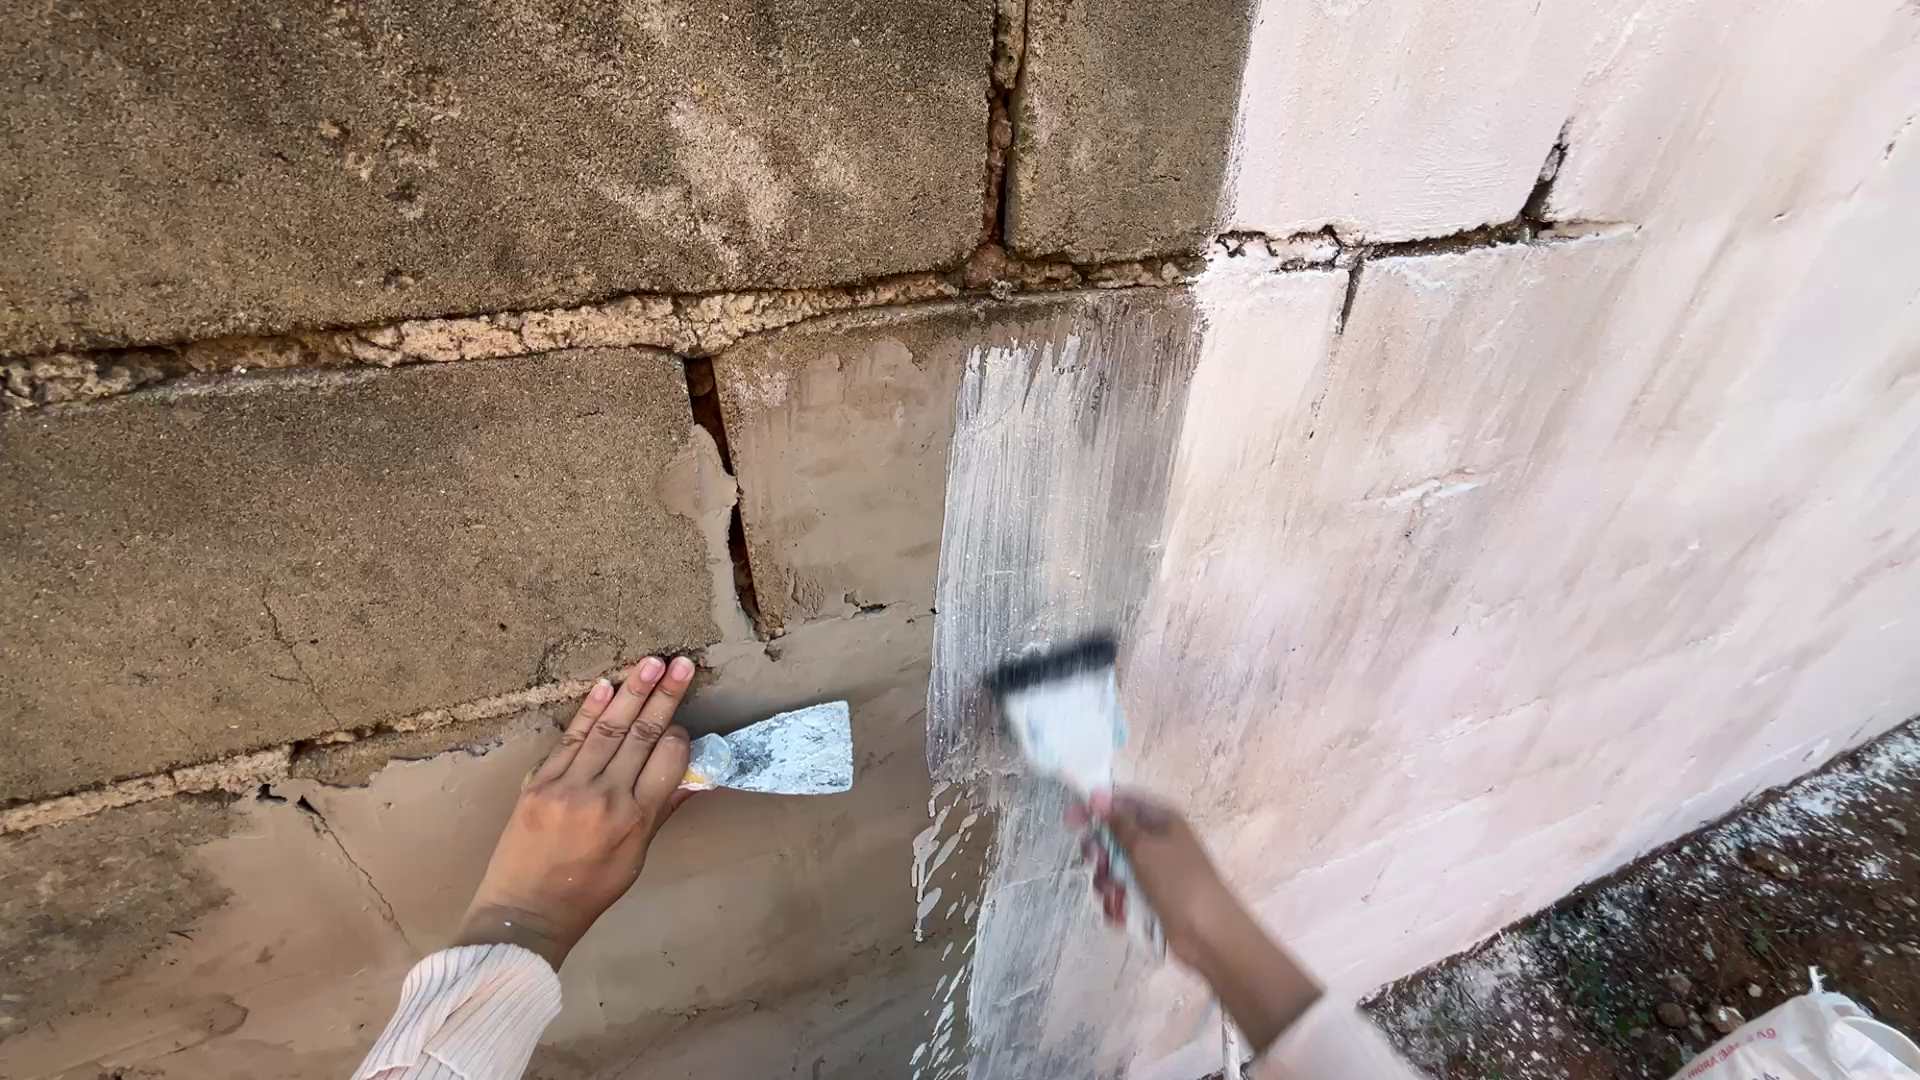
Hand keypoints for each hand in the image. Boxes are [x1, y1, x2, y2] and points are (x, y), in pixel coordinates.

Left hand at [451, 655, 697, 969]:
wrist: (521, 916)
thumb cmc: (589, 891)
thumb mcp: (637, 857)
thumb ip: (662, 811)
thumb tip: (693, 778)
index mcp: (636, 818)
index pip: (668, 759)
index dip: (679, 736)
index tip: (682, 724)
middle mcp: (605, 797)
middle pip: (642, 734)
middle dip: (665, 695)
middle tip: (682, 662)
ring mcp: (569, 786)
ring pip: (609, 728)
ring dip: (633, 690)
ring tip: (652, 661)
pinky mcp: (539, 783)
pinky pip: (570, 738)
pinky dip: (590, 710)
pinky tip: (607, 685)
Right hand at [1073, 791, 1238, 967]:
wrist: (1210, 937)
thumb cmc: (1179, 882)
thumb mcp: (1145, 848)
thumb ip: (1117, 823)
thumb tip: (1097, 796)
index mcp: (1161, 820)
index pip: (1121, 803)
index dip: (1095, 809)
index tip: (1071, 822)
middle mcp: (1156, 842)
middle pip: (1113, 837)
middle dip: (1100, 853)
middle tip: (1097, 863)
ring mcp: (1153, 872)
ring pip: (1113, 869)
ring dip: (1108, 882)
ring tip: (1117, 896)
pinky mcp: (1149, 900)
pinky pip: (1121, 894)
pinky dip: (1118, 904)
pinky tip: (1123, 914)